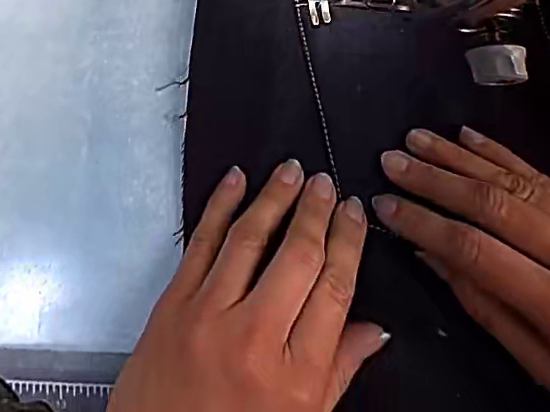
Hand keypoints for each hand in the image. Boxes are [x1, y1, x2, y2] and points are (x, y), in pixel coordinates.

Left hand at [108, 160, 388, 411]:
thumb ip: (339, 370)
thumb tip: (376, 329)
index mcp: (295, 377)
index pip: (335, 288)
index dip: (348, 241)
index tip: (353, 212)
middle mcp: (255, 340)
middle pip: (298, 255)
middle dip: (316, 211)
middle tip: (325, 183)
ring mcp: (209, 318)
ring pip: (251, 238)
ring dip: (274, 197)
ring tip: (291, 171)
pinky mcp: (173, 307)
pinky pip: (202, 242)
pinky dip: (220, 204)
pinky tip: (237, 180)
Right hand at [373, 128, 549, 411]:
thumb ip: (494, 314)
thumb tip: (439, 259)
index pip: (479, 252)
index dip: (425, 224)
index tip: (387, 205)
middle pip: (495, 204)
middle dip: (436, 179)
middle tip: (394, 158)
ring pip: (520, 182)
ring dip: (464, 158)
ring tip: (422, 140)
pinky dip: (507, 158)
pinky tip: (476, 140)